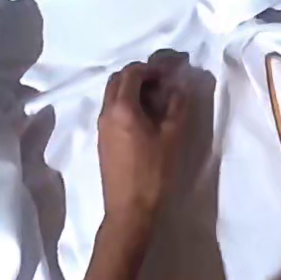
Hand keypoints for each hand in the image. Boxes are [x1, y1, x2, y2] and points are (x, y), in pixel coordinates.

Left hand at [97, 59, 185, 236]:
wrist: (129, 211)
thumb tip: (179, 86)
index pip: (131, 73)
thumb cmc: (153, 173)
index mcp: (122, 107)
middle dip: (138, 75)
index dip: (150, 68)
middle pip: (117, 79)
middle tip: (161, 83)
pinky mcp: (103, 140)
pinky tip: (145, 118)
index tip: (168, 75)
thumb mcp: (171, 137)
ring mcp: (102, 127)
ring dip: (131, 89)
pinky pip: (111, 109)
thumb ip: (176, 106)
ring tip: (155, 100)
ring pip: (112, 94)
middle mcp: (106, 112)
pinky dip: (126, 103)